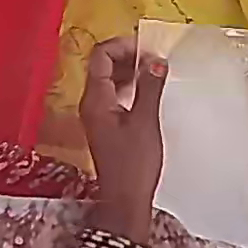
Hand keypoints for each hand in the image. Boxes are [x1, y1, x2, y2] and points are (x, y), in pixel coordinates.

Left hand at [78, 37, 168, 239]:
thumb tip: (156, 60)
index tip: (148, 49)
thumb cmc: (134, 162)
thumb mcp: (145, 121)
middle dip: (128, 56)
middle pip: (103, 65)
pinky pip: (114, 94)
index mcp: (95, 98)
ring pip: (109, 79)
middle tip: (155, 58)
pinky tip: (148, 90)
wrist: (125, 200)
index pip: (101, 56)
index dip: (123, 46)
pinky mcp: (106, 124)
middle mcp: (91, 102)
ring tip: (155, 71)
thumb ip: (150, 87)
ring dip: (130, 70)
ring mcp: (97, 113)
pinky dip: (129, 85)